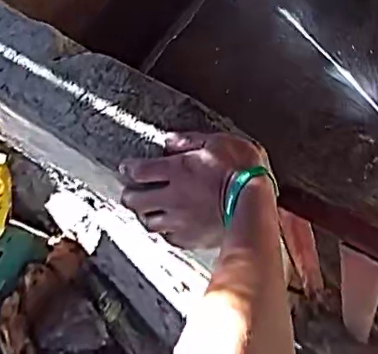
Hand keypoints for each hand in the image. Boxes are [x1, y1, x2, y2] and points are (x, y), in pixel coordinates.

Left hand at [120, 132, 269, 249]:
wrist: (251, 204)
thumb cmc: (241, 169)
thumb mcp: (220, 142)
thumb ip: (192, 140)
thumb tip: (171, 140)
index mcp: (178, 169)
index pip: (142, 170)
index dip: (130, 168)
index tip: (126, 167)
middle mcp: (171, 196)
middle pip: (136, 199)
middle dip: (130, 194)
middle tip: (131, 191)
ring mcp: (177, 220)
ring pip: (148, 221)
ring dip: (145, 214)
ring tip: (147, 209)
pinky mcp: (187, 238)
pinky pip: (167, 237)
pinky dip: (164, 230)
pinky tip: (169, 227)